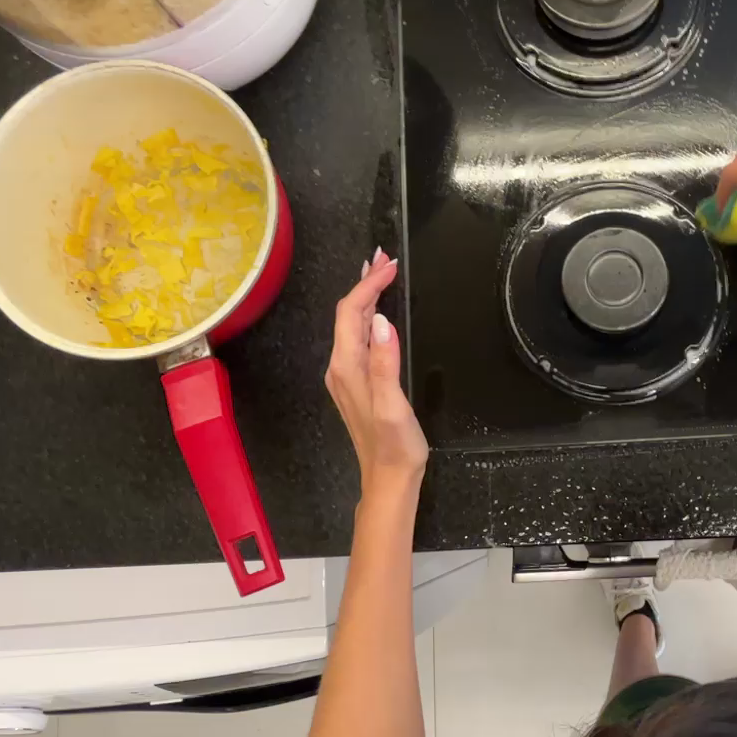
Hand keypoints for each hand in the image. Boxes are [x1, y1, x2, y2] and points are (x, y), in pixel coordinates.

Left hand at [325, 248, 427, 500]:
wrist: (389, 479)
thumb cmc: (395, 445)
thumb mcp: (392, 404)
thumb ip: (384, 362)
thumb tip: (380, 320)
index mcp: (347, 367)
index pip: (351, 313)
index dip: (369, 285)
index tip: (390, 264)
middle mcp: (341, 367)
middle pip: (347, 315)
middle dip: (366, 283)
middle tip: (385, 258)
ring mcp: (347, 376)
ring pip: (352, 325)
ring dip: (366, 298)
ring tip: (383, 276)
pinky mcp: (357, 383)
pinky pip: (358, 339)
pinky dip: (368, 317)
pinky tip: (379, 314)